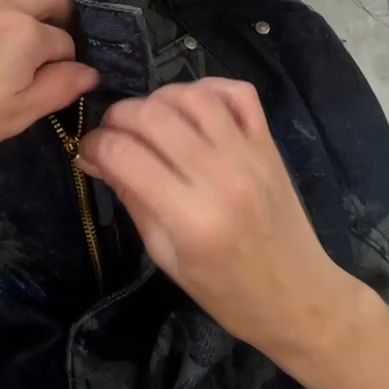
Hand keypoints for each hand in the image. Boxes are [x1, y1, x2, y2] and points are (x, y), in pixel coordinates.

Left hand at [0, 0, 98, 165]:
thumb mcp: (14, 115)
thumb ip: (58, 89)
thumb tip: (89, 71)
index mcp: (29, 35)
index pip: (64, 42)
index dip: (67, 60)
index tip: (60, 75)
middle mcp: (3, 4)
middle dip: (58, 11)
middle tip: (53, 32)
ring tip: (21, 0)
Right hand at [77, 79, 372, 363]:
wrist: (301, 300)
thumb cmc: (226, 290)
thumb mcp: (164, 254)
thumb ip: (129, 196)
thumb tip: (90, 156)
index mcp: (191, 219)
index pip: (124, 155)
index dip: (94, 145)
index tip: (87, 151)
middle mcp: (221, 178)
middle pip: (151, 116)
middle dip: (117, 117)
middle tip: (112, 135)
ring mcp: (249, 155)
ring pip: (190, 95)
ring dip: (157, 100)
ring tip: (149, 121)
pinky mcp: (268, 143)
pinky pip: (235, 92)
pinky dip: (207, 88)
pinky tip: (191, 108)